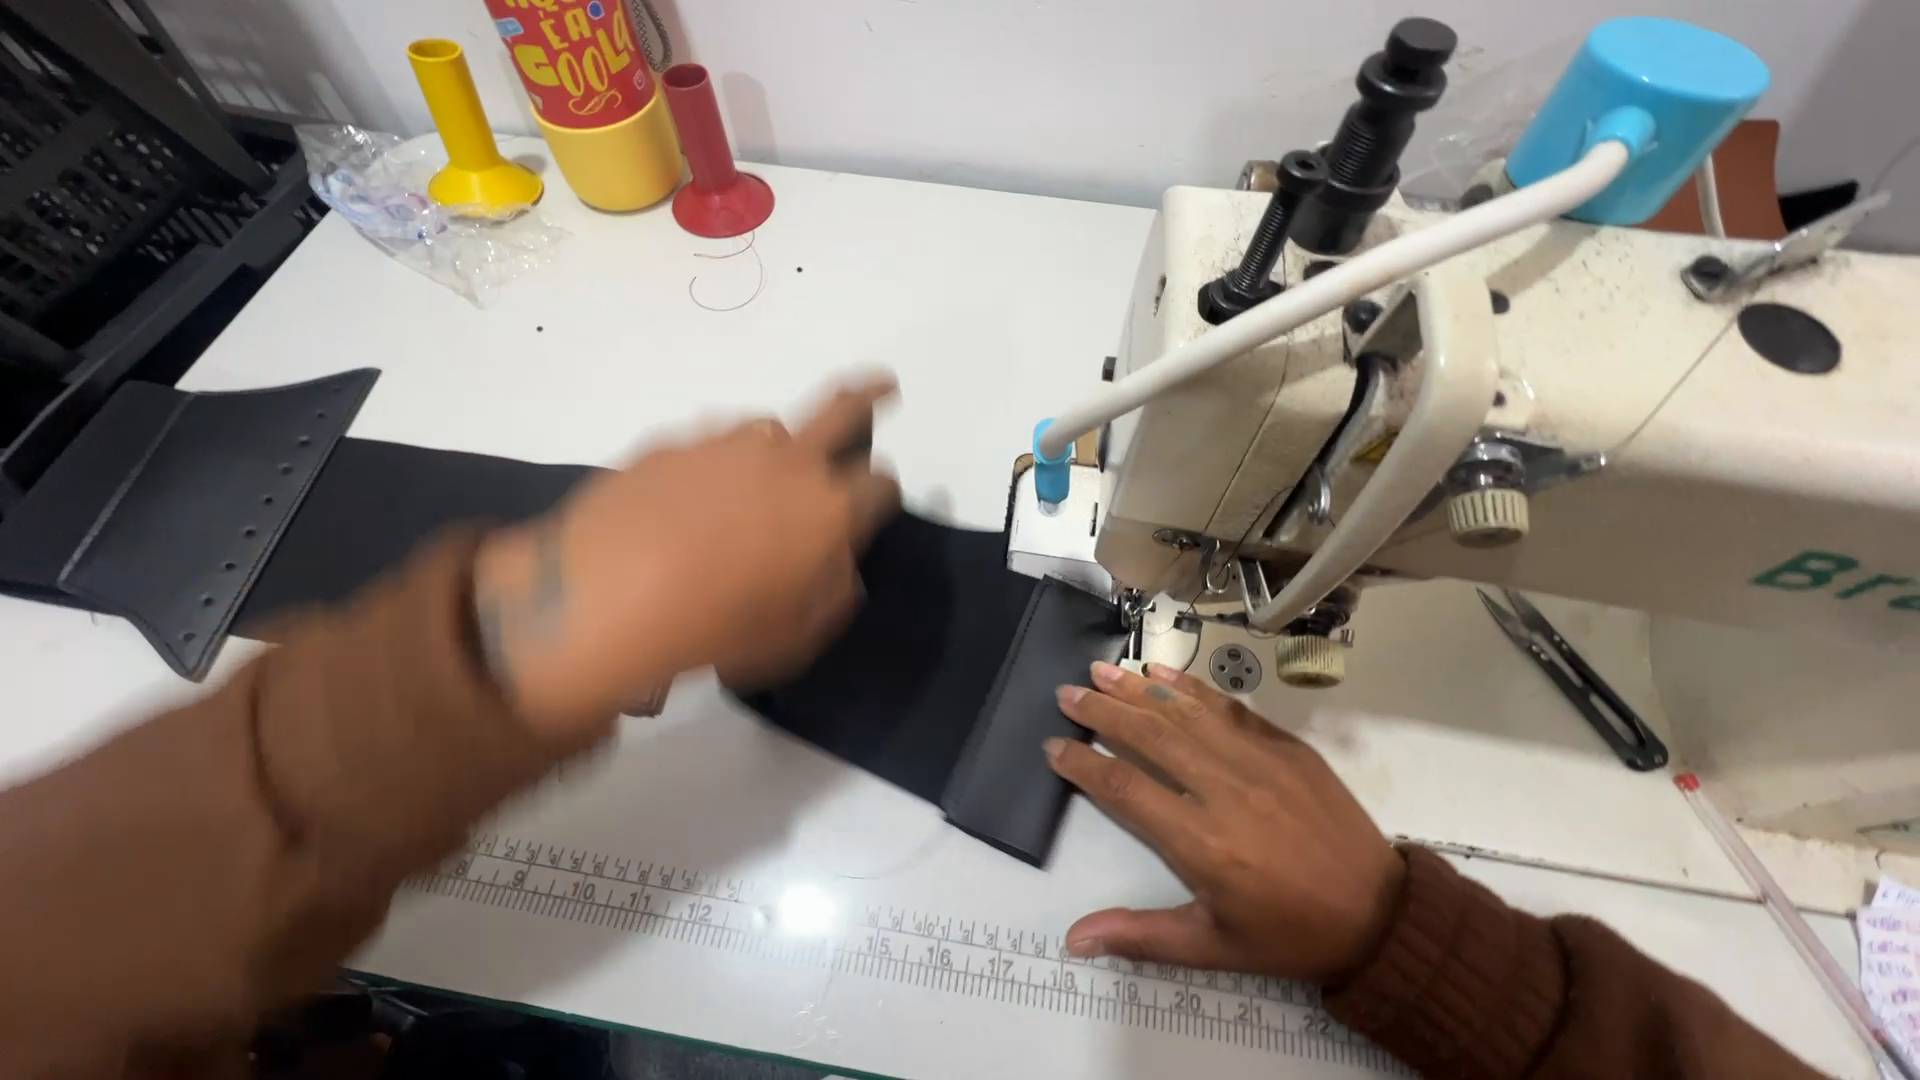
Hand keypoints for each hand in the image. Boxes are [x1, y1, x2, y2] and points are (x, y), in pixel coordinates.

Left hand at [473, 377, 901, 738]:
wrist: (607, 600)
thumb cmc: (719, 627)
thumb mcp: (795, 635)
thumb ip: (832, 594)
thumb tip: (840, 567)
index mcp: (828, 507)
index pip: (880, 484)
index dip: (885, 493)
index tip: (878, 501)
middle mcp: (785, 460)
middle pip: (843, 407)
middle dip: (872, 393)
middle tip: (884, 388)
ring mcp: (725, 444)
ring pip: (769, 428)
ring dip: (777, 449)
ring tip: (755, 486)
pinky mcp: (671, 444)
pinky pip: (708, 446)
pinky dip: (715, 465)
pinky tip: (691, 502)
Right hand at [1045, 662, 1405, 982]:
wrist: (1379, 914)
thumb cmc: (1288, 933)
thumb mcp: (1212, 946)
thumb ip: (1140, 935)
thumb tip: (1073, 940)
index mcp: (1201, 842)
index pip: (1124, 789)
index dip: (1083, 765)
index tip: (1054, 746)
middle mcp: (1223, 789)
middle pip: (1149, 736)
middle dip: (1101, 712)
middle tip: (1066, 694)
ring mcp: (1257, 760)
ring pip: (1184, 713)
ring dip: (1137, 689)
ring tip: (1101, 672)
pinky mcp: (1285, 746)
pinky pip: (1228, 707)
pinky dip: (1191, 686)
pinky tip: (1161, 673)